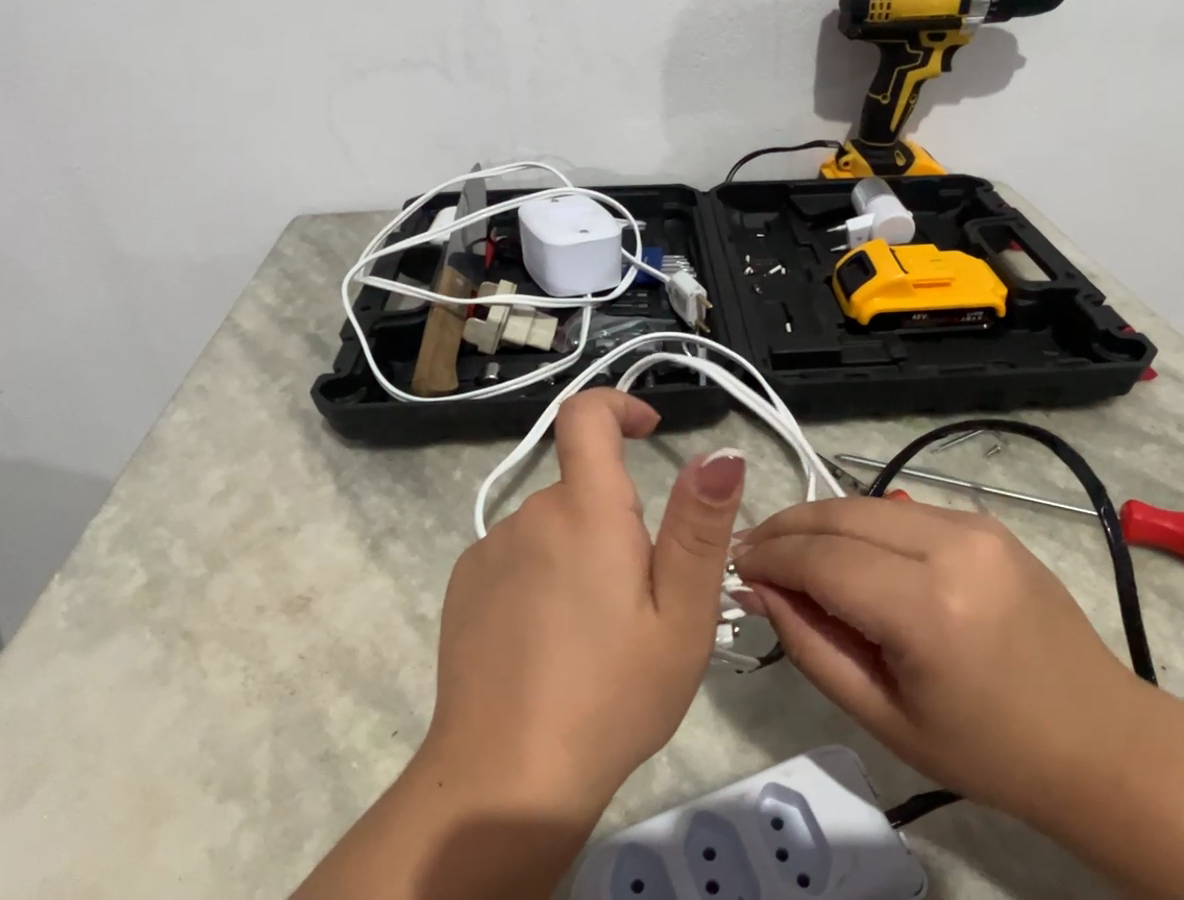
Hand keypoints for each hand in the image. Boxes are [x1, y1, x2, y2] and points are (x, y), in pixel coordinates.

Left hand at [426, 388, 747, 813]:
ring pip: (552, 531)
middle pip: (581, 491)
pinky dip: (544, 580)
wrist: (507, 779)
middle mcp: (528, 516)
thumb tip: (719, 452)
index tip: (650, 431)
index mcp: (585, 512)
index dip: (618, 405)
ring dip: (582, 557)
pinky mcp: (463, 589)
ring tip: (600, 637)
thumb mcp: (681, 617)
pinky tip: (552, 647)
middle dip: (618, 525)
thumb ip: (699, 528)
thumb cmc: (612, 696)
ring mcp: (488, 553)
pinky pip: (517, 560)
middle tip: (646, 604)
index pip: (585, 416)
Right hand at [733, 497, 1143, 820]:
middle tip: (748, 553)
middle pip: (840, 515)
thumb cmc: (986, 750)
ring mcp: (977, 527)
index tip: (731, 566)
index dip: (768, 556)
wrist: (1100, 741)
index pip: (821, 558)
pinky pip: (903, 512)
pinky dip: (861, 524)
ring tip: (786, 553)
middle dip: (784, 528)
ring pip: (868, 503)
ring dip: (818, 522)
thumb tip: (757, 589)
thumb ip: (810, 643)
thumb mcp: (881, 714)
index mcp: (928, 607)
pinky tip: (843, 551)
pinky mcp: (989, 523)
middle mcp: (954, 546)